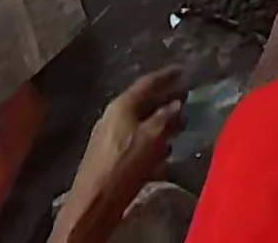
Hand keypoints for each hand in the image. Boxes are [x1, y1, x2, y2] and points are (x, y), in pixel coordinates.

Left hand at [50, 67, 183, 242]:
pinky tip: (164, 150)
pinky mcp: (109, 157)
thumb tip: (177, 103)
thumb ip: (166, 117)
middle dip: (165, 100)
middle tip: (185, 98)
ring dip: (160, 122)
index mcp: (122, 105)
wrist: (92, 206)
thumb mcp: (151, 137)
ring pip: (140, 122)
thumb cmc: (124, 165)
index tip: (181, 70)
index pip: (147, 82)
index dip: (166, 76)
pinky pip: (135, 139)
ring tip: (179, 124)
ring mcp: (109, 136)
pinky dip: (151, 140)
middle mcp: (113, 116)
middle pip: (144, 102)